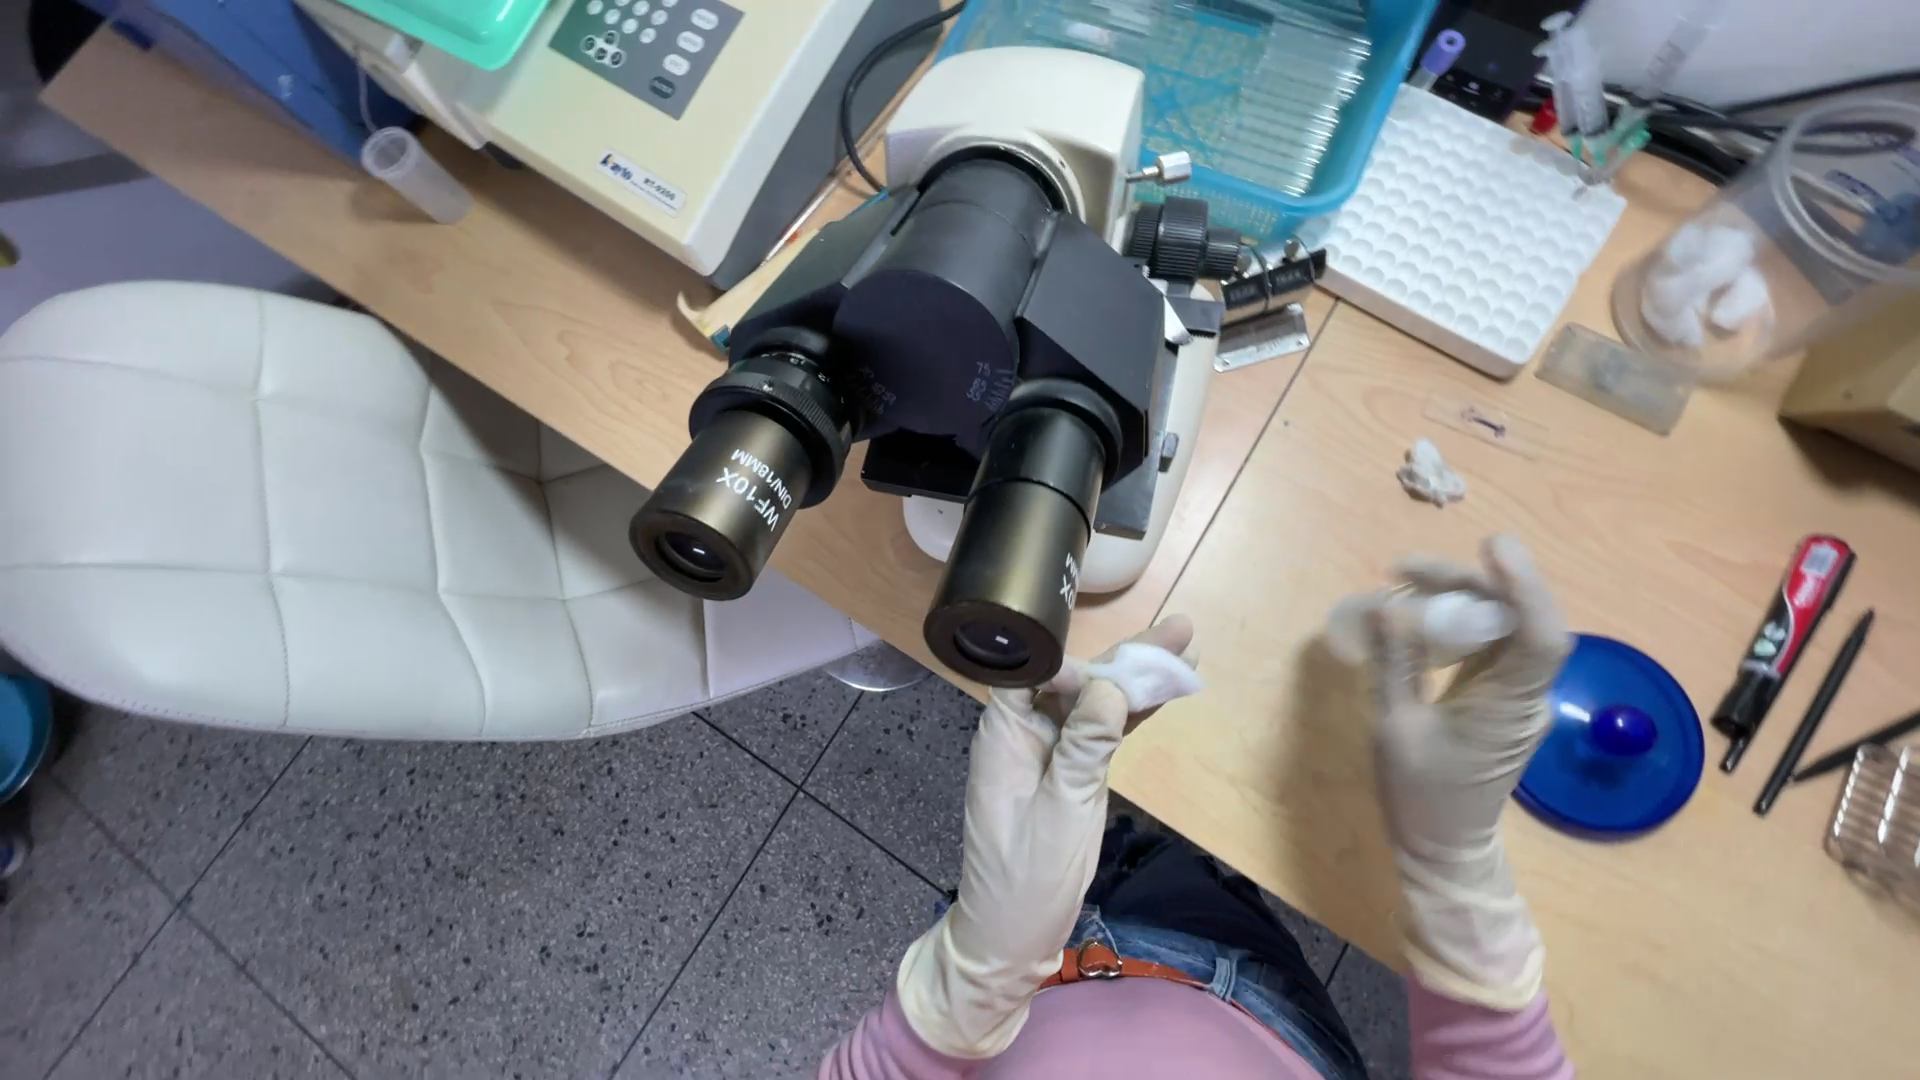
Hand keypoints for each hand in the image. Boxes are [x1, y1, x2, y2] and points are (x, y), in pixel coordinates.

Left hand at [896, 617, 1197, 1057]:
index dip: (1078, 660)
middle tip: (1178, 630)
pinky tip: (1164, 694)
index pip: (1036, 672)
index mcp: (1004, 734)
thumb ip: (1084, 747)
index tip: (1123, 665)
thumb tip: (1108, 685)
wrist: (1010, 938)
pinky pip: (1099, 733)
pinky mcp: (1067, 772)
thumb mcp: (1060, 811)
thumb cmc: (1027, 878)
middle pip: (1074, 681)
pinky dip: (1130, 716)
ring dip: (1136, 680)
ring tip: (1185, 649)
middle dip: (1125, 657)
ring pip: (1093, 704)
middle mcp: (1022, 733)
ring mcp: (1047, 752)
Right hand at [1370, 536, 1569, 1010]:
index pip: (1540, 636)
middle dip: (1467, 581)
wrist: (1443, 844)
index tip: (1491, 547)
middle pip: (1517, 619)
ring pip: (1502, 627)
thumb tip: (1390, 604)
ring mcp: (1513, 694)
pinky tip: (1418, 613)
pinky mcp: (1496, 696)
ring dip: (1459, 595)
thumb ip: (1395, 664)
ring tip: (1402, 580)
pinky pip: (1486, 644)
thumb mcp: (1395, 726)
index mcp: (1509, 705)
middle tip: (1401, 568)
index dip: (1523, 587)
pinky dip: (1455, 619)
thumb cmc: (1419, 793)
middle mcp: (1524, 693)